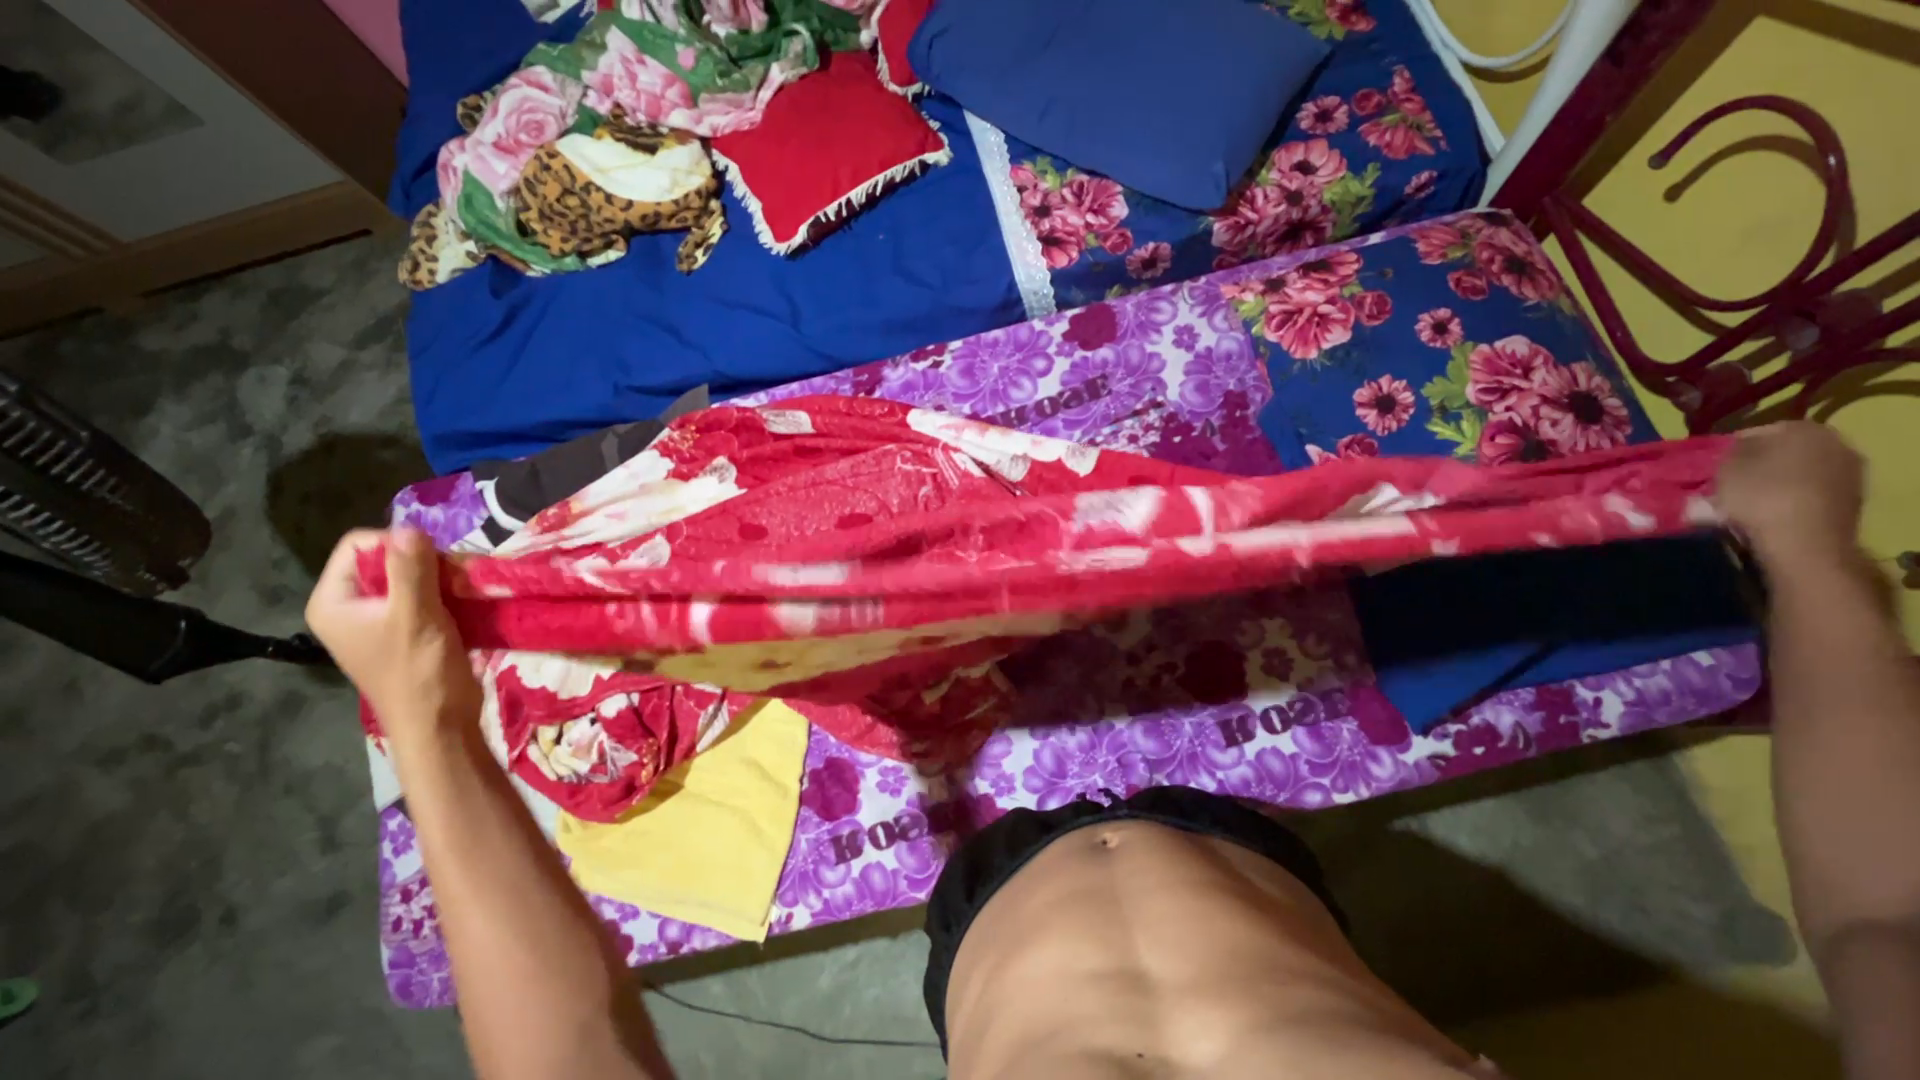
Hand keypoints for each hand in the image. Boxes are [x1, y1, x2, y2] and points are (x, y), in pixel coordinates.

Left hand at [305, 527, 480, 742]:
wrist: (439, 726)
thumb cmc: (419, 672)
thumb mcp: (416, 616)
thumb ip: (410, 569)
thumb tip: (409, 526)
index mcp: (333, 601)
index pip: (360, 545)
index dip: (399, 545)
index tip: (434, 564)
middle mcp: (348, 606)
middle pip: (385, 558)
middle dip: (426, 562)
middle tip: (457, 577)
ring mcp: (376, 620)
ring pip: (409, 576)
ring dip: (441, 578)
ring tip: (465, 590)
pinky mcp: (403, 631)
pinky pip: (422, 596)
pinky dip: (445, 594)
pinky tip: (465, 602)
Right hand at [1716, 421, 1864, 563]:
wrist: (1805, 542)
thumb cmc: (1760, 496)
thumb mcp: (1726, 468)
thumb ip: (1730, 451)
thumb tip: (1736, 448)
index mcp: (1804, 428)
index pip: (1757, 432)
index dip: (1731, 449)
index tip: (1713, 467)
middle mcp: (1835, 443)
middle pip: (1783, 452)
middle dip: (1756, 466)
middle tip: (1728, 485)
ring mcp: (1848, 474)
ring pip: (1797, 473)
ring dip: (1773, 484)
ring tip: (1745, 504)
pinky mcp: (1850, 501)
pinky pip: (1809, 494)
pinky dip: (1790, 500)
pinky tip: (1769, 515)